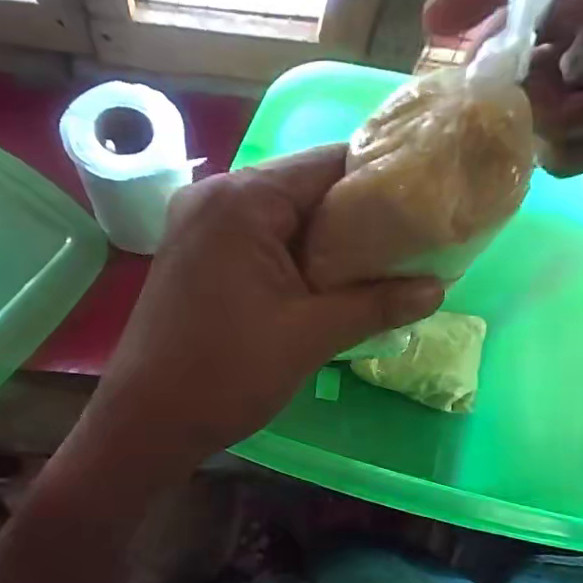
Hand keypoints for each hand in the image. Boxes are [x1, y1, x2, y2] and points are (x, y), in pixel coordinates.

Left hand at [74, 144, 444, 476]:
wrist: (145, 421)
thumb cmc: (226, 374)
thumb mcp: (310, 335)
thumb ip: (376, 303)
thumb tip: (438, 287)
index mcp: (243, 199)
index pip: (329, 162)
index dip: (381, 181)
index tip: (423, 207)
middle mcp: (214, 194)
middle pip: (303, 185)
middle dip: (354, 215)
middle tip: (405, 245)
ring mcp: (195, 223)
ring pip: (278, 214)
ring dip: (322, 238)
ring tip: (372, 267)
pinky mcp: (190, 253)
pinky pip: (253, 236)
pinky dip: (288, 253)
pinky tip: (320, 281)